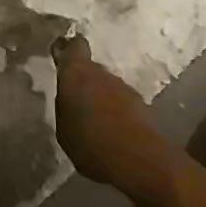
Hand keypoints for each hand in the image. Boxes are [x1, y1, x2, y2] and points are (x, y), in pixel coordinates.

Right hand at [52, 35, 180, 204]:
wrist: (136, 160)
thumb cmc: (89, 143)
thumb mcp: (64, 128)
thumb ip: (66, 105)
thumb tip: (70, 98)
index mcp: (76, 72)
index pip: (74, 45)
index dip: (69, 50)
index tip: (64, 59)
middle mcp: (101, 72)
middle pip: (92, 69)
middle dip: (86, 82)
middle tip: (79, 105)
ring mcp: (124, 87)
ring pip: (108, 86)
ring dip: (103, 99)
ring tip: (98, 124)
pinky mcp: (141, 104)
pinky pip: (122, 103)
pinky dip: (118, 113)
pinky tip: (114, 133)